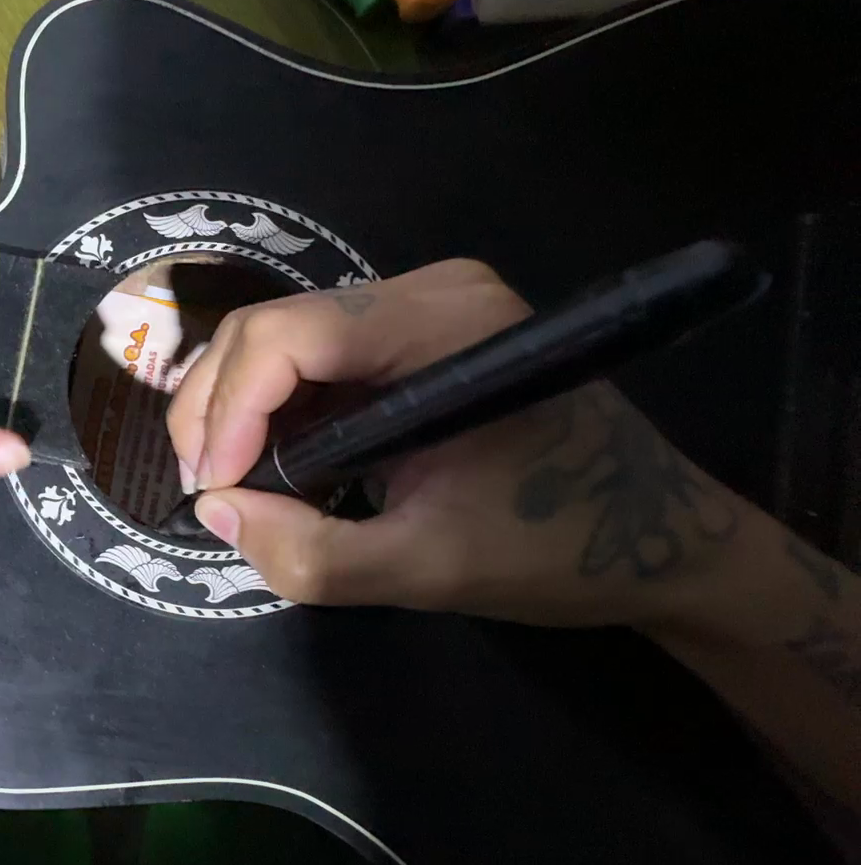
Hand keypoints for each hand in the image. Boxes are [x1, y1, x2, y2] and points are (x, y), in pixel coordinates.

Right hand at [165, 260, 740, 628]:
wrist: (656, 537)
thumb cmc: (557, 549)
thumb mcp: (428, 572)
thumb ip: (312, 557)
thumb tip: (214, 510)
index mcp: (446, 327)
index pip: (289, 337)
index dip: (230, 409)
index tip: (215, 486)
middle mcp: (422, 292)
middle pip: (264, 329)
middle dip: (214, 408)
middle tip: (208, 485)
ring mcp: (408, 306)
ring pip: (267, 339)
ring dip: (227, 408)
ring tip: (226, 476)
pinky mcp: (395, 332)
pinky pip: (295, 356)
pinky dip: (259, 407)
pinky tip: (262, 457)